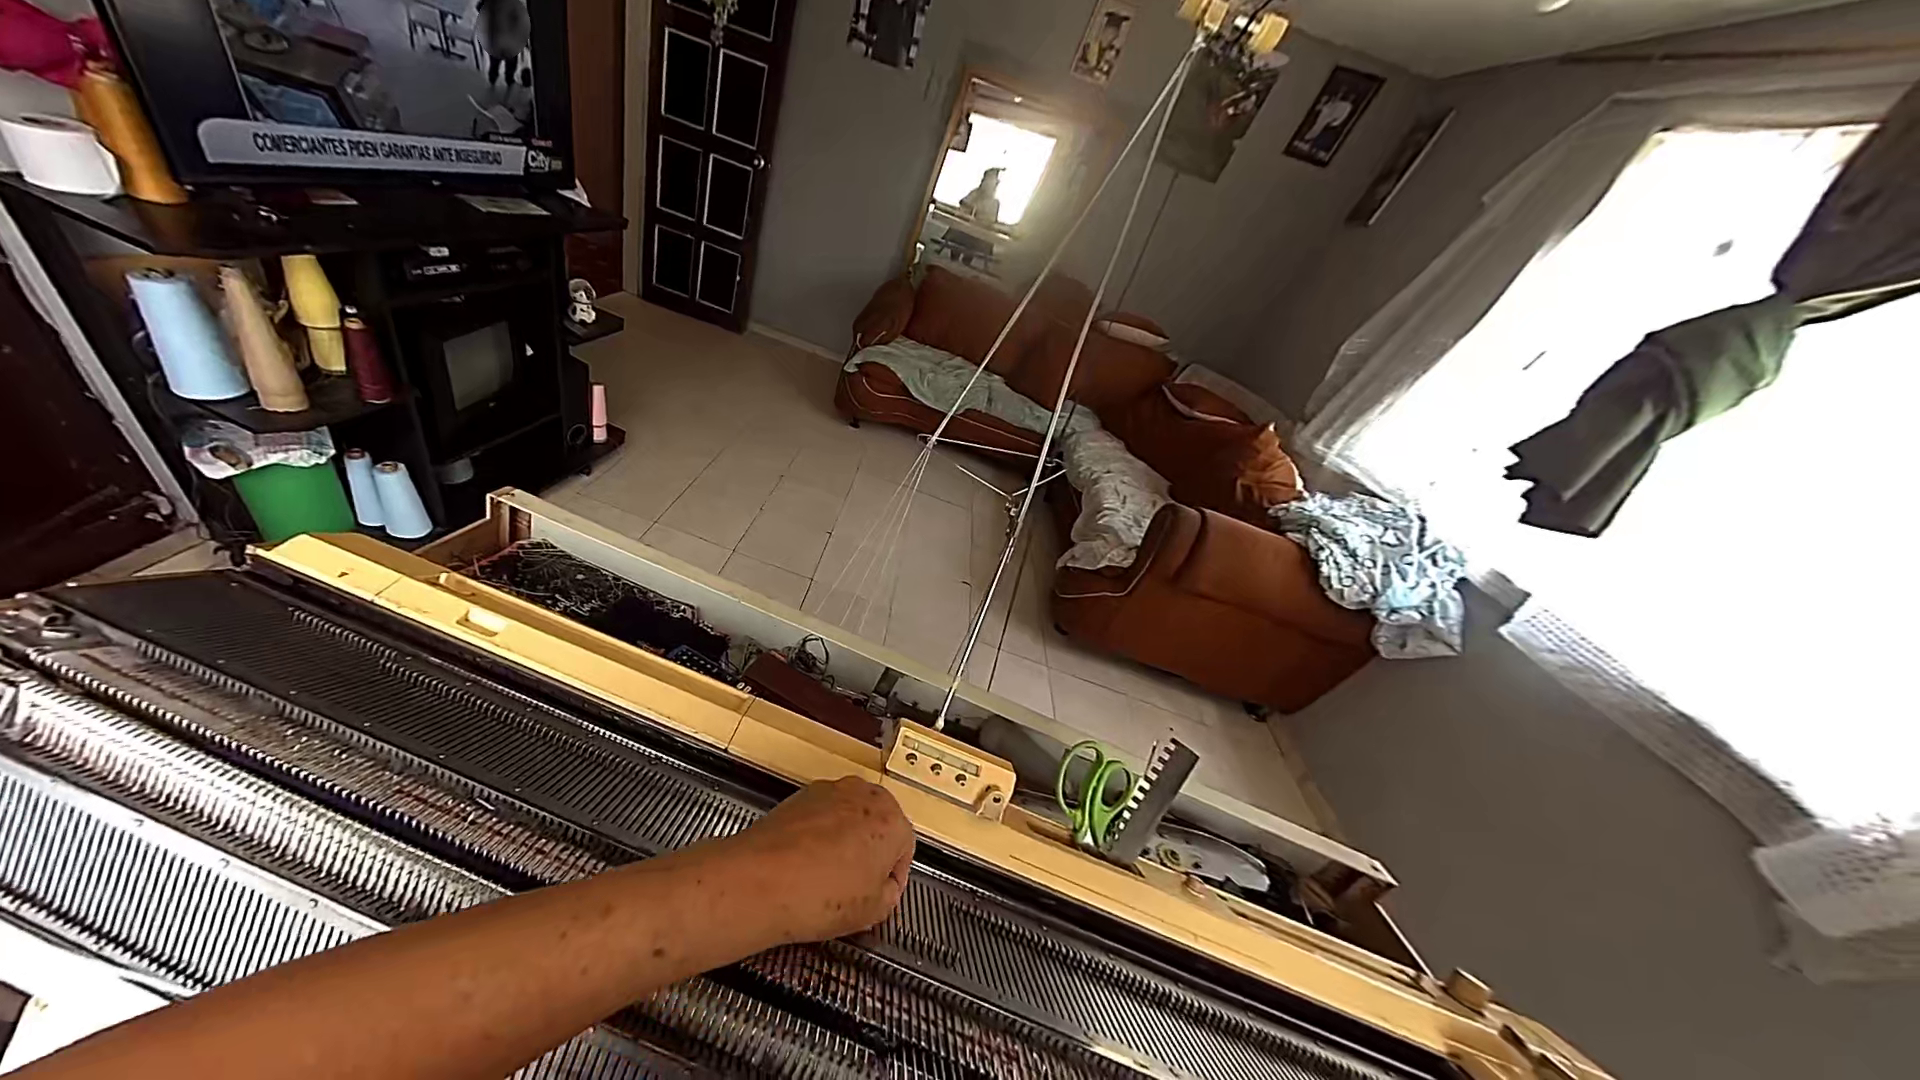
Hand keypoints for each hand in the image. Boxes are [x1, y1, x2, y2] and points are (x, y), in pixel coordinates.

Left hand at [722, 778, 914, 943]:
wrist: (761, 882)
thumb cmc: (815, 893)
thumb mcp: (872, 912)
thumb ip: (890, 894)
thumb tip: (885, 888)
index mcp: (893, 821)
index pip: (905, 848)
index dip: (892, 876)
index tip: (880, 890)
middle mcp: (866, 796)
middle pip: (879, 824)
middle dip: (870, 851)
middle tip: (856, 884)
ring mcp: (833, 791)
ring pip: (850, 817)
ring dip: (844, 839)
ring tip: (825, 876)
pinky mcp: (803, 794)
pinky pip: (822, 814)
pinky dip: (818, 833)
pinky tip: (805, 863)